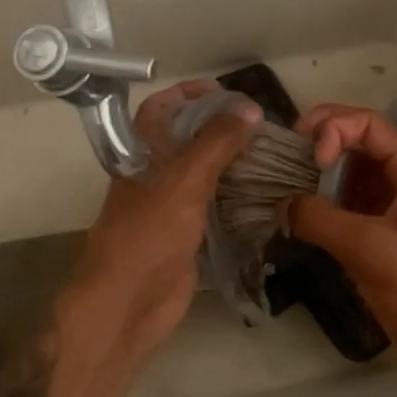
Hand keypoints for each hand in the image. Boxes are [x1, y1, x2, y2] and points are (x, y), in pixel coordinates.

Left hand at [63, 80, 260, 369]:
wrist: (128, 303)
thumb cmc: (149, 233)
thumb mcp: (185, 180)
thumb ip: (216, 142)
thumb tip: (248, 107)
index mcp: (142, 150)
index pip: (162, 106)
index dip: (190, 93)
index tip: (227, 93)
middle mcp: (153, 171)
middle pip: (185, 137)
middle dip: (219, 126)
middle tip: (260, 124)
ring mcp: (169, 203)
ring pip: (201, 170)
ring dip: (229, 160)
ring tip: (268, 153)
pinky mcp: (184, 232)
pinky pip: (211, 203)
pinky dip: (233, 194)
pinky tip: (262, 192)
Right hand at [289, 103, 396, 374]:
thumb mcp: (368, 251)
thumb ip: (321, 218)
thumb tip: (282, 202)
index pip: (370, 125)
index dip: (333, 127)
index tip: (308, 155)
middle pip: (364, 144)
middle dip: (325, 143)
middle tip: (288, 158)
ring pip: (360, 176)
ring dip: (327, 176)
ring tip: (292, 188)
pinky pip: (361, 206)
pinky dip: (334, 204)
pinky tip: (311, 218)